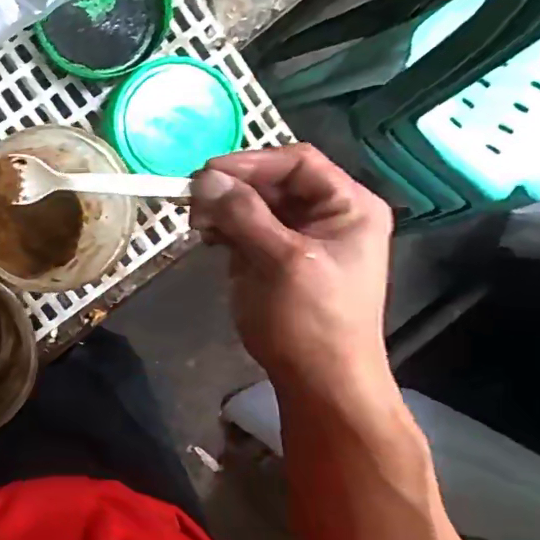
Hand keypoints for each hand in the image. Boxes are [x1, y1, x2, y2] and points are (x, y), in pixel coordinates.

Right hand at [189, 144, 394, 401]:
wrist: (318, 376)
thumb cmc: (311, 318)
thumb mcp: (280, 260)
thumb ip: (243, 214)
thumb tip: (203, 178)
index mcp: (347, 206)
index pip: (296, 163)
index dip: (250, 163)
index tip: (205, 175)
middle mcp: (324, 214)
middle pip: (271, 180)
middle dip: (230, 187)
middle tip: (192, 201)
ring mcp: (296, 235)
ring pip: (251, 202)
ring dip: (221, 207)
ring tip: (198, 223)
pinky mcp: (270, 256)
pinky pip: (242, 226)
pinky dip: (221, 226)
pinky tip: (207, 237)